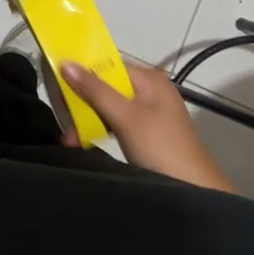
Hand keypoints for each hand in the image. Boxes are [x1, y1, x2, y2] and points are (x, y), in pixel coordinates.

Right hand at [61, 61, 233, 191]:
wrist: (196, 191)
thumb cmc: (161, 148)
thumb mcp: (125, 117)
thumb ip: (95, 90)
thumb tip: (65, 63)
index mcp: (149, 78)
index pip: (107, 65)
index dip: (81, 73)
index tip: (57, 87)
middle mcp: (149, 89)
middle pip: (106, 86)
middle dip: (82, 104)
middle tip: (63, 124)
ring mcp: (149, 111)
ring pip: (108, 106)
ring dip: (87, 120)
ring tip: (69, 140)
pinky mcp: (147, 132)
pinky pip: (116, 122)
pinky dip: (100, 129)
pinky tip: (84, 143)